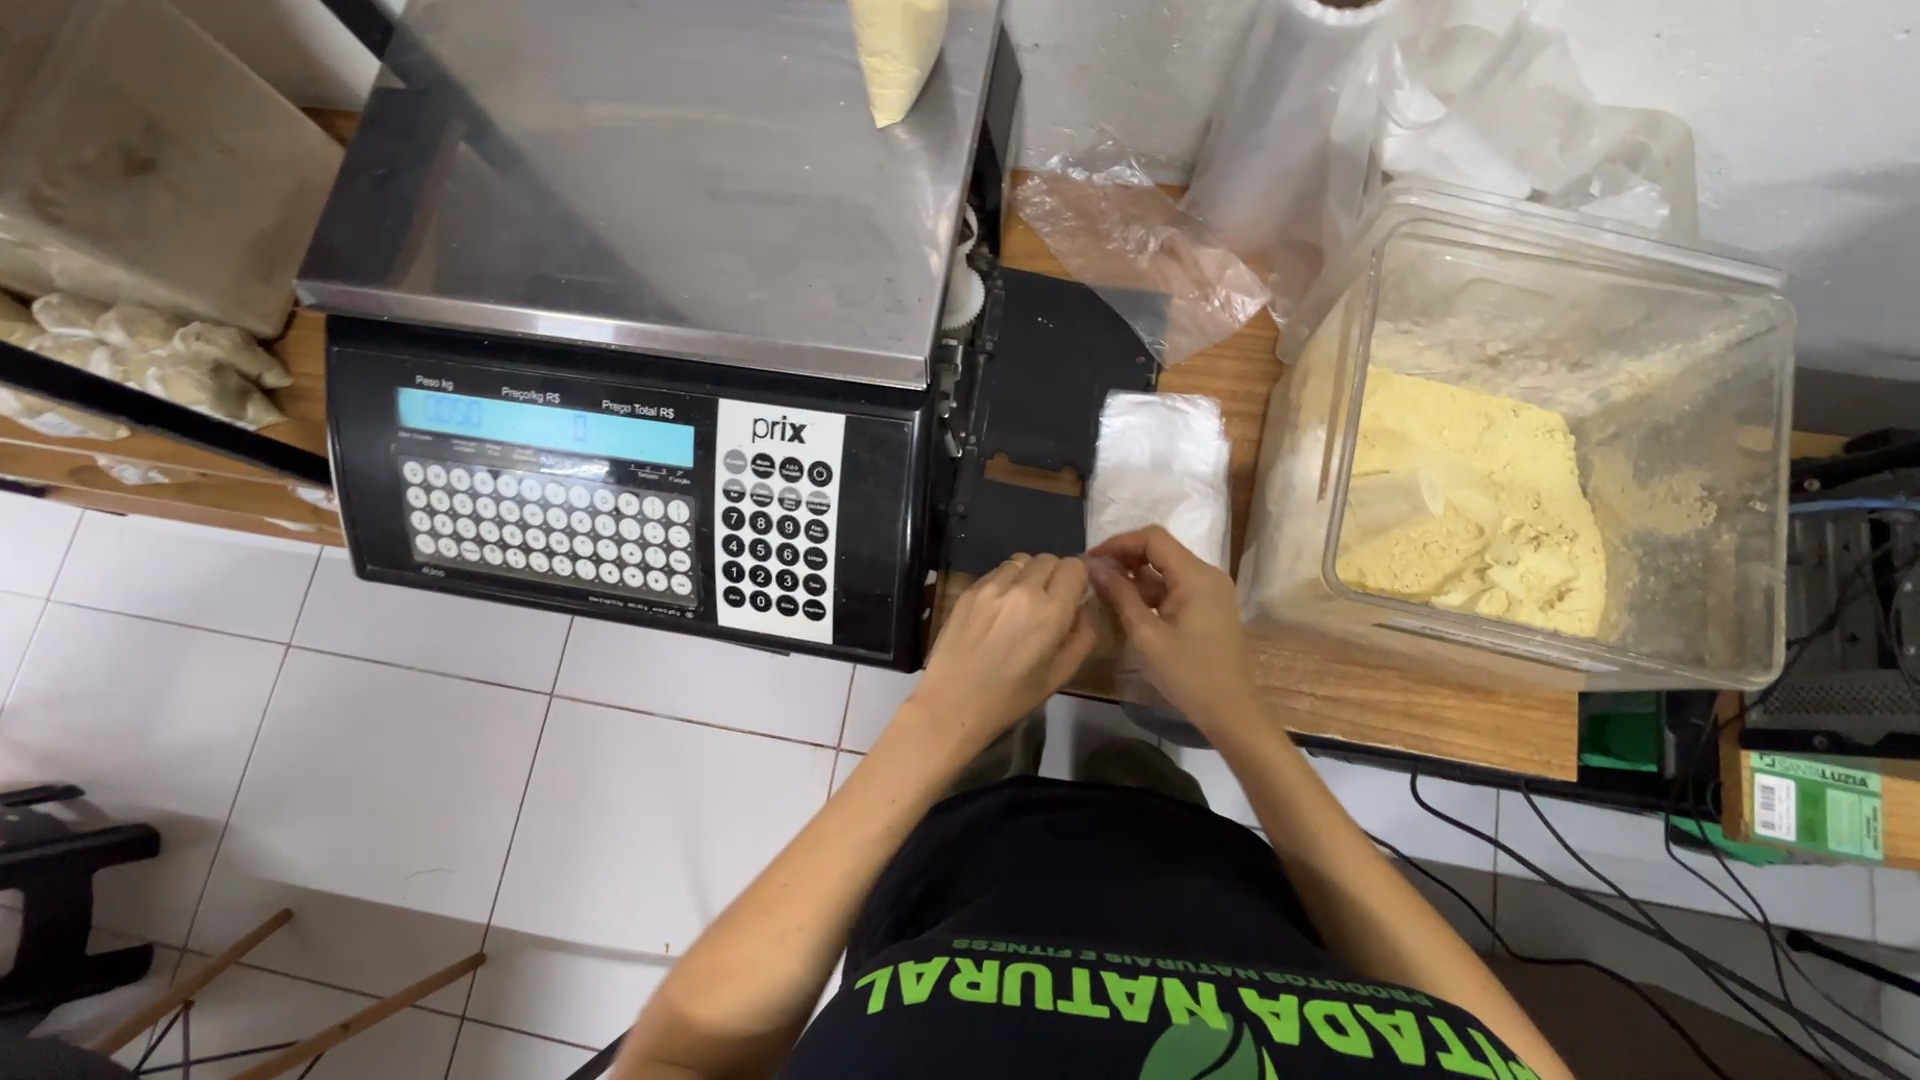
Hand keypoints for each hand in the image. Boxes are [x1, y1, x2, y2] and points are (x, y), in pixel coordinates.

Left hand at [904, 554, 1095, 759]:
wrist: (952, 703)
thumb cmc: (1011, 697)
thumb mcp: (1061, 675)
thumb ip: (1083, 635)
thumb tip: (1082, 607)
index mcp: (1051, 611)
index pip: (1074, 566)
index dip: (1077, 580)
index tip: (1072, 597)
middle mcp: (1022, 589)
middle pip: (1048, 559)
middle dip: (1054, 576)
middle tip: (1047, 603)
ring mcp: (991, 586)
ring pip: (1021, 561)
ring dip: (1027, 576)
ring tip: (1020, 605)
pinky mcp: (968, 590)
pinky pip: (996, 573)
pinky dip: (1004, 583)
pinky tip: (996, 612)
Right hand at [1087, 526, 1258, 730]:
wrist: (1230, 711)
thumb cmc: (1187, 673)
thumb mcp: (1145, 634)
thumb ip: (1119, 594)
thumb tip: (1094, 566)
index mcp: (1195, 575)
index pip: (1152, 538)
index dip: (1118, 543)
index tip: (1090, 561)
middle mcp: (1207, 574)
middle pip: (1160, 550)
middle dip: (1124, 558)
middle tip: (1093, 576)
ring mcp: (1211, 591)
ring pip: (1166, 570)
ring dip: (1136, 577)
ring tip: (1104, 592)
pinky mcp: (1210, 607)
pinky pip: (1175, 588)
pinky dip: (1151, 592)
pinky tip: (1128, 607)